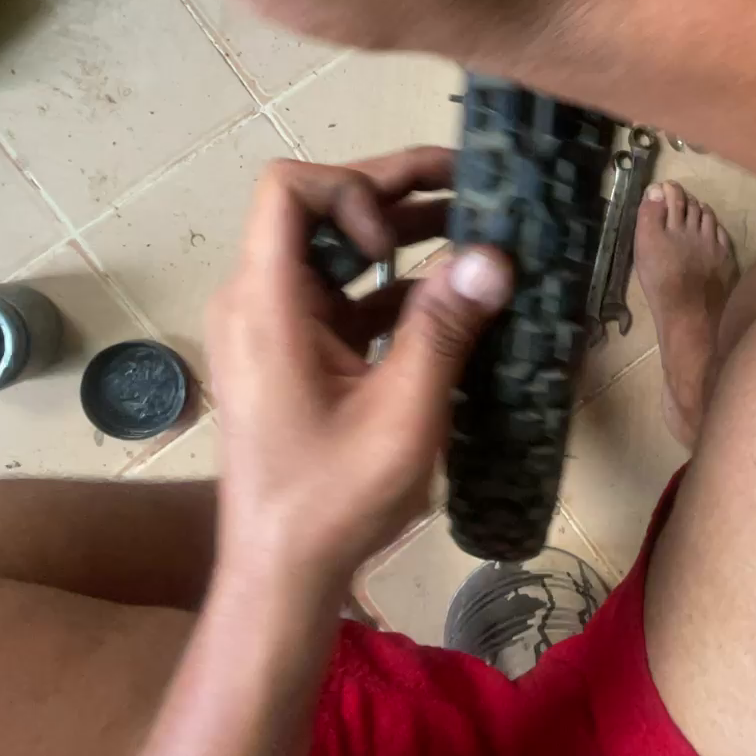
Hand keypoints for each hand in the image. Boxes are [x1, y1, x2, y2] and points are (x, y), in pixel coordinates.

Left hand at [202, 148, 511, 581]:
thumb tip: (494, 256)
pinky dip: (396, 284)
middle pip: (320, 209)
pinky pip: (346, 292)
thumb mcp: (402, 415)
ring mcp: (277, 322)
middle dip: (397, 191)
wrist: (282, 573)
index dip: (353, 191)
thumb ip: (444, 330)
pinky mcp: (297, 347)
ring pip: (338, 248)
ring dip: (404, 235)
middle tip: (471, 182)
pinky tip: (452, 294)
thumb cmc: (332, 500)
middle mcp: (261, 297)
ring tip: (474, 225)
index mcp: (267, 302)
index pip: (288, 189)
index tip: (398, 246)